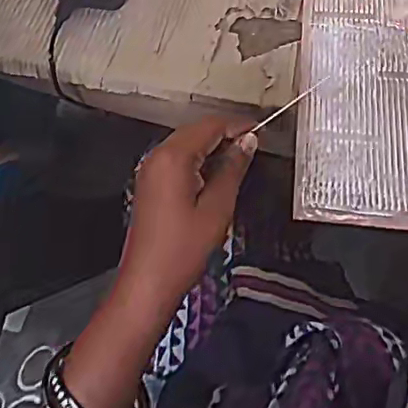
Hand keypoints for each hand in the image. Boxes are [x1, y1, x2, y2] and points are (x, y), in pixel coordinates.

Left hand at [121, 117, 254, 305]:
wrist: (147, 282)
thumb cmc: (182, 250)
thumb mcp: (217, 207)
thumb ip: (233, 169)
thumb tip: (248, 142)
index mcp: (173, 157)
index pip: (210, 126)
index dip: (237, 124)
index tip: (260, 128)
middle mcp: (157, 156)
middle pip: (196, 130)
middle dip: (225, 133)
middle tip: (254, 143)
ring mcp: (150, 169)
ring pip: (186, 143)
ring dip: (212, 146)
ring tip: (240, 157)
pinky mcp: (149, 183)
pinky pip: (176, 158)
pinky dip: (198, 159)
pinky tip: (216, 173)